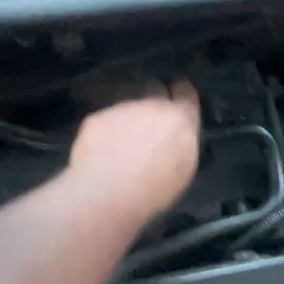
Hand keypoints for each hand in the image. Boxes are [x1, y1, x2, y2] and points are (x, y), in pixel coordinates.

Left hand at [68, 80, 201, 219]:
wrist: (108, 192)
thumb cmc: (155, 189)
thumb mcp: (184, 169)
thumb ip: (182, 143)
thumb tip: (173, 137)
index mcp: (180, 119)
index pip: (186, 92)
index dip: (183, 96)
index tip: (179, 101)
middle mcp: (152, 105)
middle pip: (156, 91)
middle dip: (155, 103)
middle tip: (151, 126)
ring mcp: (122, 108)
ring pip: (129, 105)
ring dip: (130, 118)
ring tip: (124, 143)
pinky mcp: (97, 117)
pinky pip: (107, 119)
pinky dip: (108, 130)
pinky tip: (104, 151)